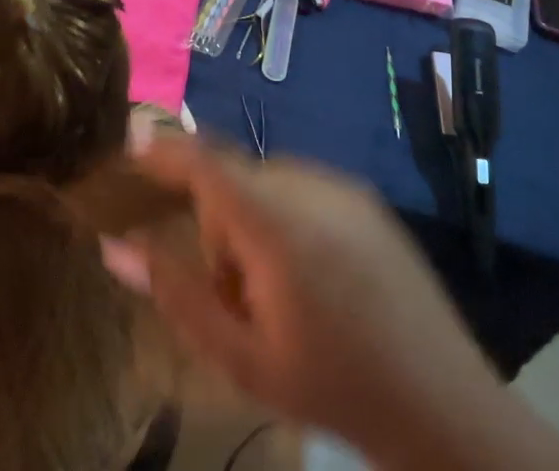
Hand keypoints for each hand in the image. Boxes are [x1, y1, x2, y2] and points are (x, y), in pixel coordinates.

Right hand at [99, 132, 508, 457]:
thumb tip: (115, 245)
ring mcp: (349, 193)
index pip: (207, 162)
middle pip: (234, 176)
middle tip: (230, 288)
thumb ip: (175, 294)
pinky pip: (303, 187)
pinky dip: (283, 214)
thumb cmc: (331, 386)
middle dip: (215, 218)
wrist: (443, 406)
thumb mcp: (240, 357)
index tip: (129, 155)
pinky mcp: (371, 203)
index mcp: (280, 228)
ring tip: (272, 289)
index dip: (163, 151)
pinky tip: (310, 275)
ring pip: (267, 180)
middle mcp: (315, 191)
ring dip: (249, 218)